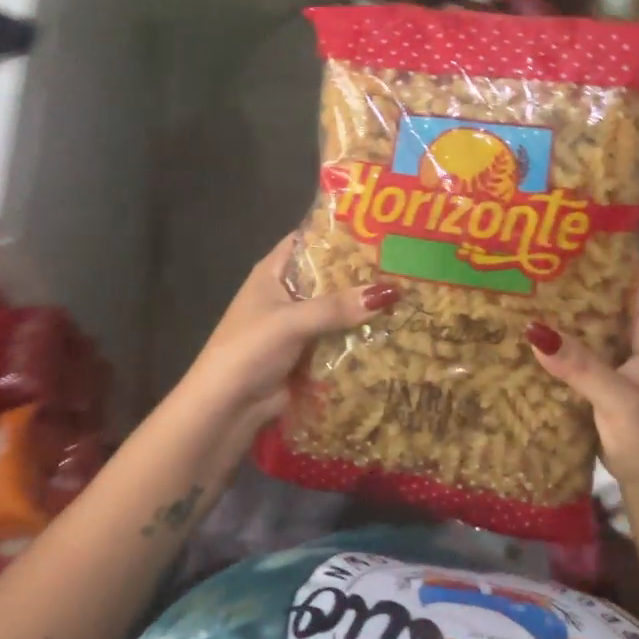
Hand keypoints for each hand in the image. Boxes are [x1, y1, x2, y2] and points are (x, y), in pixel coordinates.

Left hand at [178, 233, 399, 423]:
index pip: (309, 241)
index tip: (380, 230)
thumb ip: (337, 307)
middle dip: (362, 274)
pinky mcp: (307, 355)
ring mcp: (297, 326)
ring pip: (338, 311)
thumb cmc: (249, 350)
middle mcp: (286, 294)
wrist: (225, 408)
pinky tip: (396, 333)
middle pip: (329, 277)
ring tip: (412, 296)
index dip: (340, 233)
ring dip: (365, 309)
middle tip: (408, 264)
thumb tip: (390, 291)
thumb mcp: (291, 321)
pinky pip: (339, 340)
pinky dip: (360, 338)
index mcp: (273, 272)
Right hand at [527, 269, 638, 494]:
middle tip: (540, 259)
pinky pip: (578, 363)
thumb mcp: (618, 399)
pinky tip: (529, 344)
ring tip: (527, 291)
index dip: (618, 259)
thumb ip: (580, 365)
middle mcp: (636, 352)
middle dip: (581, 285)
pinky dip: (558, 352)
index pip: (638, 288)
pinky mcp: (603, 399)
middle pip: (609, 308)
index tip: (586, 232)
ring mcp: (620, 376)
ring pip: (591, 336)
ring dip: (566, 319)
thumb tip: (534, 328)